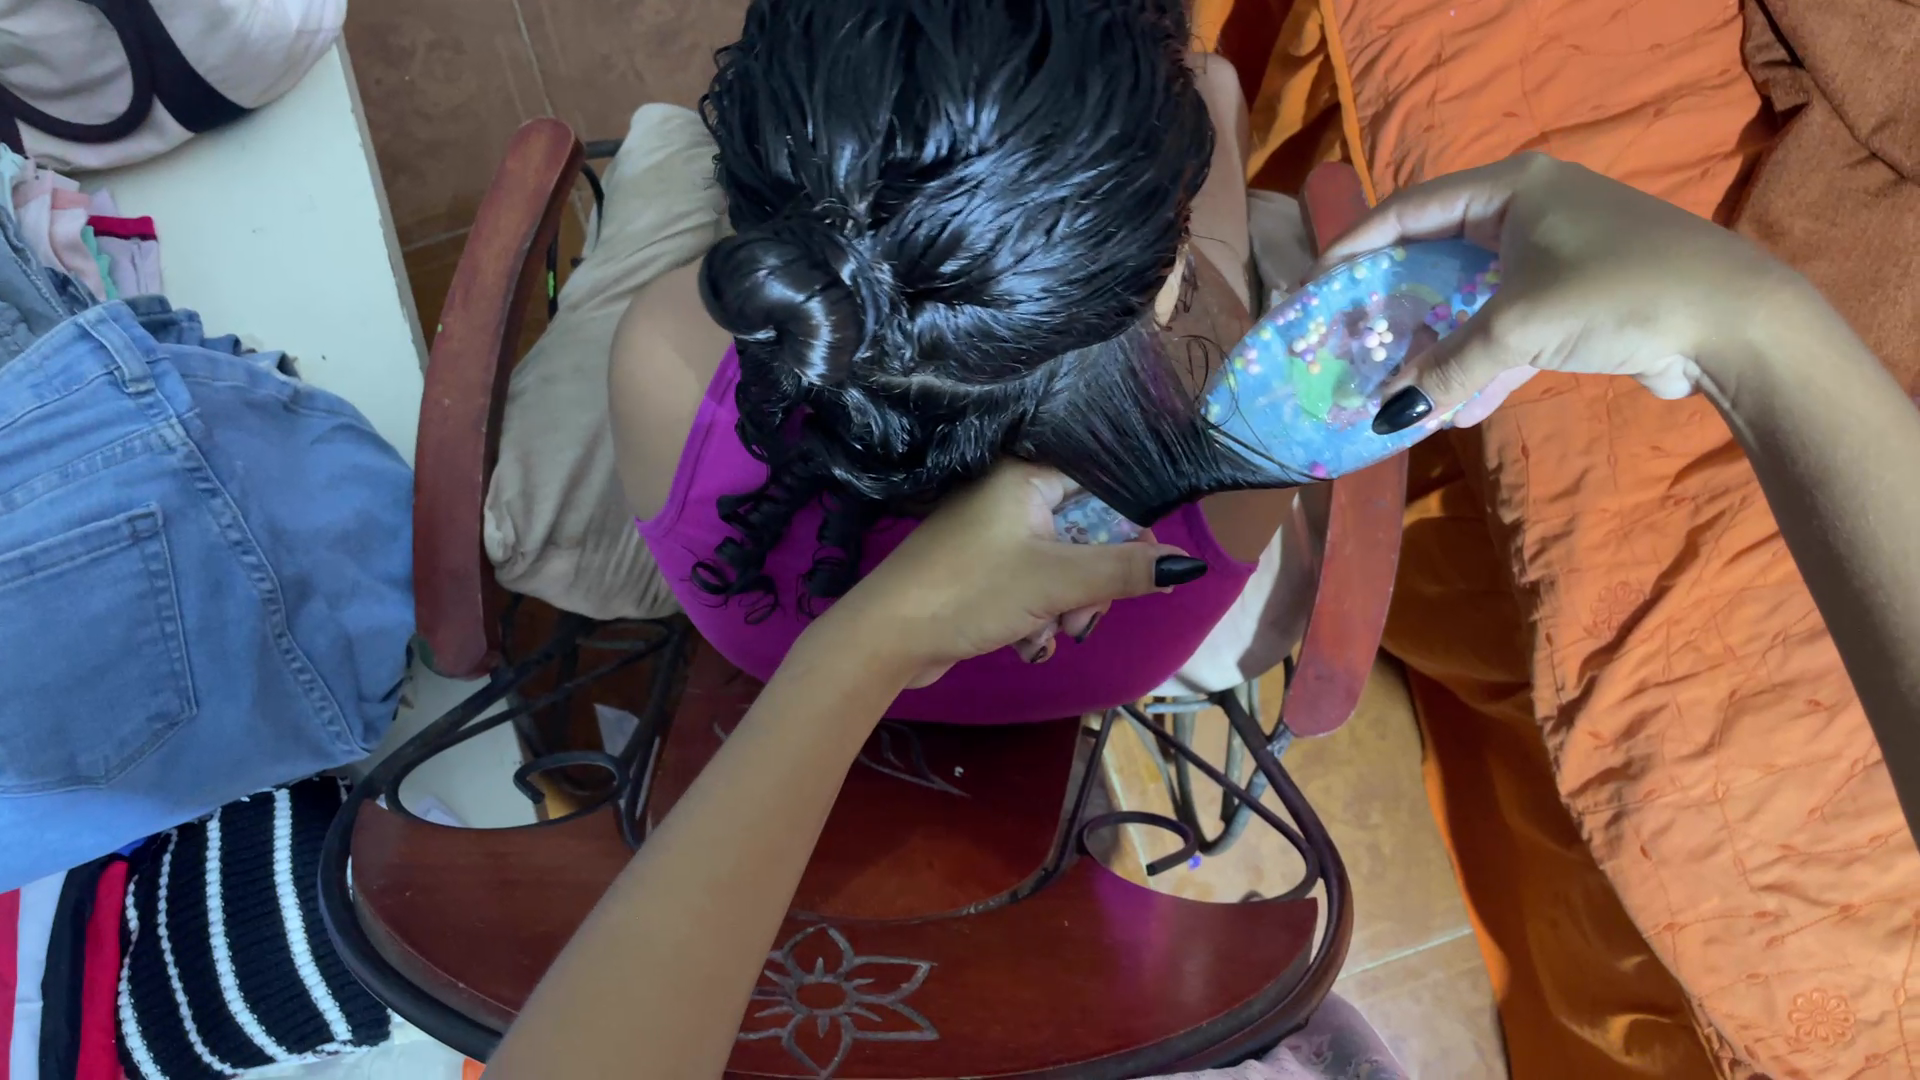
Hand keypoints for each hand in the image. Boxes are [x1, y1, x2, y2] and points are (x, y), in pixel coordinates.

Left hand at [812, 462, 1205, 687]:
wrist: (887, 638)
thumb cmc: (972, 593)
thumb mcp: (1058, 581)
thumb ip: (1126, 570)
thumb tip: (1188, 565)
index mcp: (1027, 474)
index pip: (1104, 484)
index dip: (1128, 529)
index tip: (1141, 569)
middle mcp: (1011, 494)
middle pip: (1086, 531)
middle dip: (1091, 583)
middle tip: (1079, 616)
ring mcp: (993, 533)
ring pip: (1062, 566)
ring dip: (1065, 607)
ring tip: (1047, 634)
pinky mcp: (982, 568)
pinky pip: (1032, 585)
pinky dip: (1037, 615)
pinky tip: (1023, 641)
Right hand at [1319, 154, 1820, 430]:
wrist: (1738, 325)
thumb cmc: (1619, 294)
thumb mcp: (1517, 328)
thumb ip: (1444, 369)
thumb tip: (1384, 418)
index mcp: (1509, 190)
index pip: (1406, 211)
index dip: (1352, 248)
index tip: (1312, 289)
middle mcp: (1521, 213)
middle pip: (1427, 253)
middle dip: (1384, 301)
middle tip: (1342, 333)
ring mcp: (1543, 254)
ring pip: (1458, 295)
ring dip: (1425, 340)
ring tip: (1384, 375)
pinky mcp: (1560, 296)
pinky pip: (1493, 326)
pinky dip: (1470, 363)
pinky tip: (1448, 407)